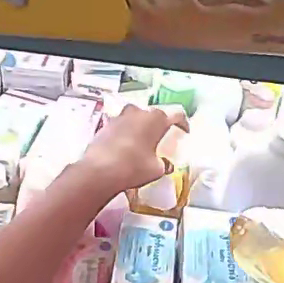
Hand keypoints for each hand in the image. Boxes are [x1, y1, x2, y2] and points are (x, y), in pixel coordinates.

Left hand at [70, 104, 184, 197]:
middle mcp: (139, 112)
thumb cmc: (134, 166)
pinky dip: (126, 133)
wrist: (99, 170)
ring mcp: (120, 116)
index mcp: (156, 119)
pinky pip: (122, 126)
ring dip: (140, 127)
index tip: (184, 132)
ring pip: (136, 118)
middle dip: (159, 125)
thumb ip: (164, 164)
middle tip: (161, 139)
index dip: (183, 124)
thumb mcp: (157, 169)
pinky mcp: (106, 125)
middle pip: (154, 115)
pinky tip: (125, 147)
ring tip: (142, 142)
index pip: (177, 115)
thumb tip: (166, 164)